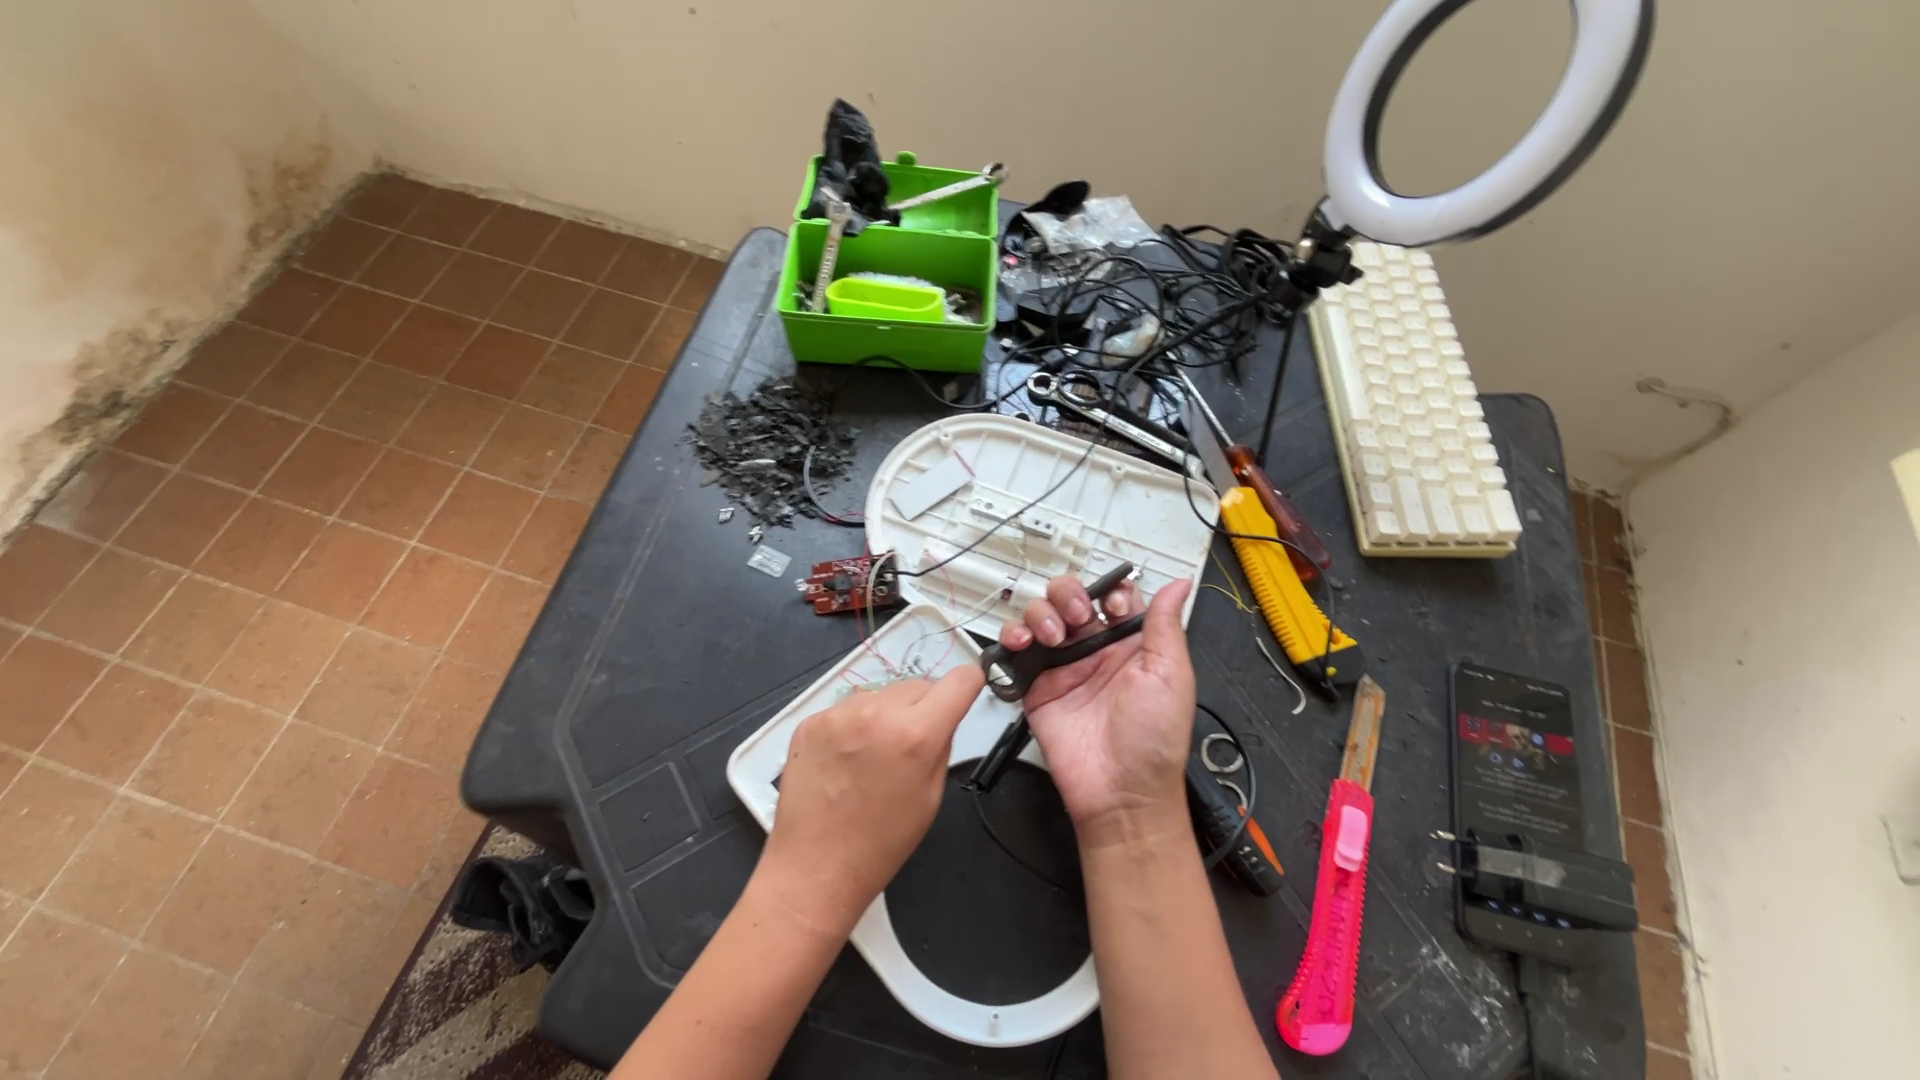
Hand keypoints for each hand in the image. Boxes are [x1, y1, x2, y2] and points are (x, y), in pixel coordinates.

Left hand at [760, 666, 985, 934]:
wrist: (815, 866)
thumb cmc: (881, 842)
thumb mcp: (931, 795)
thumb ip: (942, 744)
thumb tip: (946, 714)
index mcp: (916, 734)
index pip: (958, 681)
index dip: (969, 683)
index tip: (968, 688)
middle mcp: (877, 712)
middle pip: (917, 685)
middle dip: (923, 707)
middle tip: (912, 744)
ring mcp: (838, 714)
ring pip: (880, 694)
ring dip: (886, 714)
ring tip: (873, 757)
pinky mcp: (811, 721)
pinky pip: (847, 709)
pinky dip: (853, 725)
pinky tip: (846, 760)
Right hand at [998, 575, 1196, 847]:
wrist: (1120, 792)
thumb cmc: (1154, 743)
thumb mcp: (1171, 676)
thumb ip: (1165, 625)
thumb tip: (1179, 584)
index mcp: (1130, 644)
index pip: (1112, 596)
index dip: (1107, 591)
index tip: (1110, 607)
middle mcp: (1095, 650)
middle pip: (1070, 597)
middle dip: (1067, 593)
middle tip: (1074, 614)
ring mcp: (1063, 666)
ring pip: (1040, 615)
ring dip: (1040, 612)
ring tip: (1050, 635)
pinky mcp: (1036, 685)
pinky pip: (1016, 650)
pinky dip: (1012, 636)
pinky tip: (1023, 642)